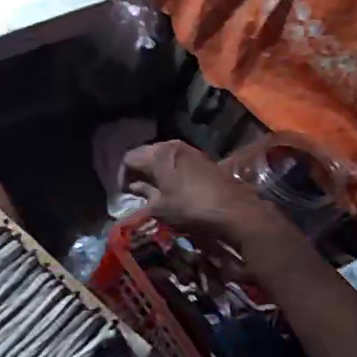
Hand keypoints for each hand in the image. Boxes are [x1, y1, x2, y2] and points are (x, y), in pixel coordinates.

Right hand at [120, 140, 279, 241]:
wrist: (234, 210)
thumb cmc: (190, 208)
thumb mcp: (160, 208)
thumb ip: (143, 194)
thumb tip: (134, 187)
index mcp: (157, 155)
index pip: (128, 158)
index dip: (122, 175)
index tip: (123, 192)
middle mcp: (172, 146)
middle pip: (145, 153)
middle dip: (138, 169)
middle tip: (135, 188)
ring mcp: (190, 150)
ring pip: (163, 155)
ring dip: (155, 169)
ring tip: (153, 188)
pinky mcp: (203, 158)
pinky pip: (178, 160)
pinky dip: (170, 170)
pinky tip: (173, 186)